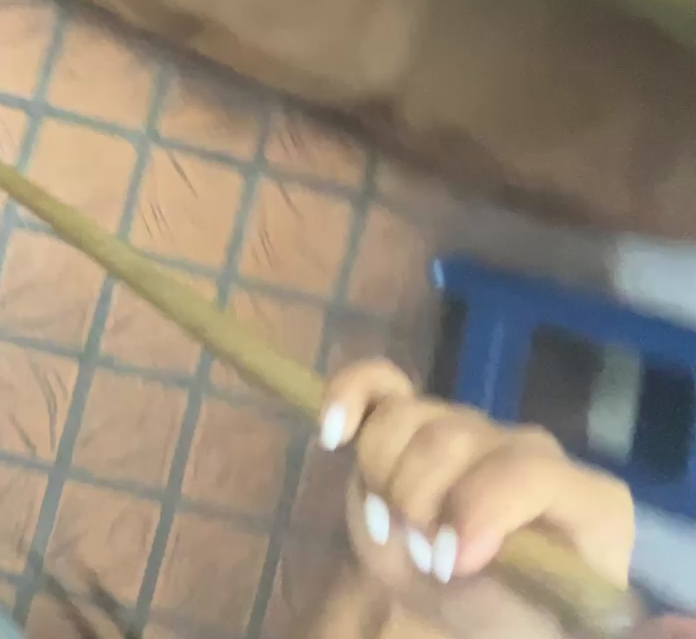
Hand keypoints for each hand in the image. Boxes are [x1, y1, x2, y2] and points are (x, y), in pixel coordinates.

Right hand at [318, 358, 635, 637]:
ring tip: (389, 523)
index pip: (531, 473)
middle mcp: (528, 447)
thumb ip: (633, 632)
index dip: (478, 508)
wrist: (439, 595)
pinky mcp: (401, 411)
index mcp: (586, 498)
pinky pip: (373, 379)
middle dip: (416, 500)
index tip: (448, 559)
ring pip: (403, 417)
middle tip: (418, 554)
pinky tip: (332, 437)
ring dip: (379, 475)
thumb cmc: (509, 617)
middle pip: (450, 440)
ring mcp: (460, 422)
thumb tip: (688, 625)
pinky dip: (345, 400)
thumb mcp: (569, 632)